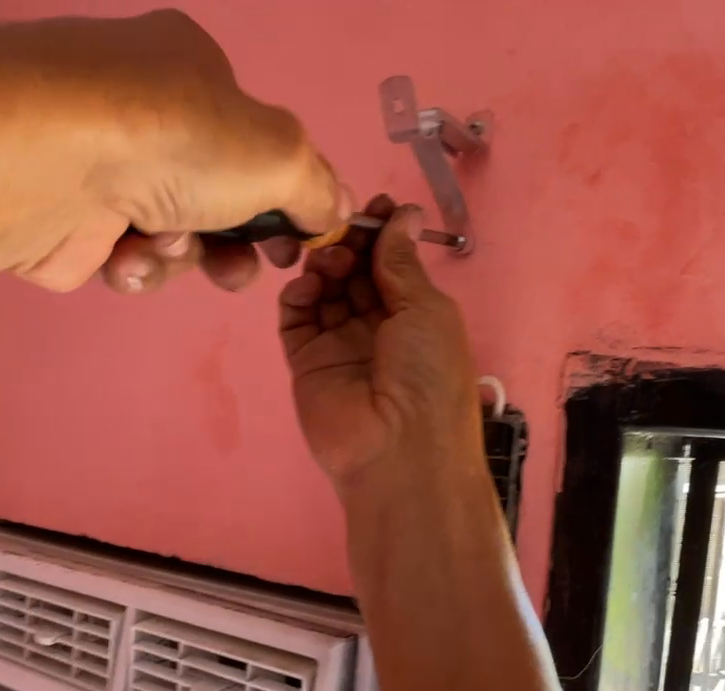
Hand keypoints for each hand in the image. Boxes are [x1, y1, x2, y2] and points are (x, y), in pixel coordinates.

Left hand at [8, 11, 348, 293]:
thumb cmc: (179, 140)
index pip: (259, 142)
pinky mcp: (75, 217)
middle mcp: (149, 110)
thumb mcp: (281, 156)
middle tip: (247, 265)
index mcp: (196, 70)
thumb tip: (338, 212)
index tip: (300, 242)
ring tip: (167, 247)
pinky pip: (132, 256)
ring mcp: (107, 162)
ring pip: (180, 234)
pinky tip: (126, 256)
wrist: (50, 159)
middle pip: (222, 196)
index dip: (287, 198)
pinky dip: (140, 264)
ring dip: (188, 255)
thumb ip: (320, 188)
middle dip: (238, 241)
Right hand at [278, 194, 484, 495]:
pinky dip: (299, 295)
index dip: (382, 233)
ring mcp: (340, 346)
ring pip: (324, 290)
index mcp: (416, 317)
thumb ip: (403, 263)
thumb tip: (403, 213)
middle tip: (344, 226)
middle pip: (355, 272)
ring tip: (330, 258)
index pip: (391, 264)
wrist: (397, 450)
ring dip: (325, 264)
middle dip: (350, 242)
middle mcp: (377, 329)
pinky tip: (308, 284)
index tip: (374, 205)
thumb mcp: (427, 311)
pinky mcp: (307, 363)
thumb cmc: (427, 376)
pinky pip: (297, 320)